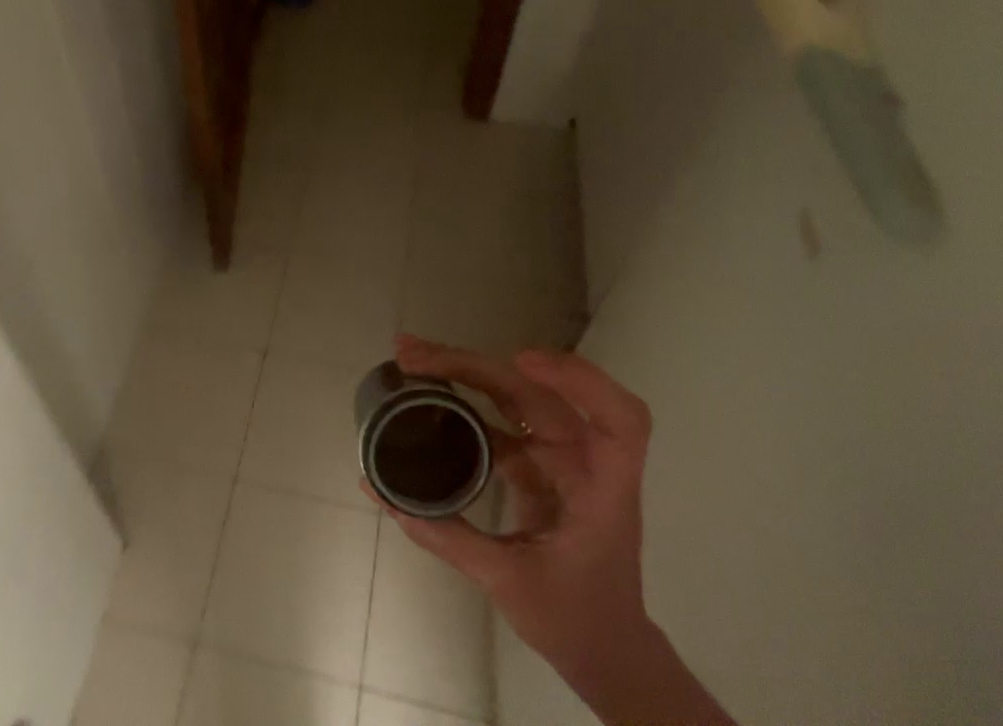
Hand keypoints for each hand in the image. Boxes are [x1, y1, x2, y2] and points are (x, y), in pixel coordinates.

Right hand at [373, 336, 734, 725]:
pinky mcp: (538, 469)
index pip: (618, 419)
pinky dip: (467, 406)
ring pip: (516, 401)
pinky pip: (502, 426)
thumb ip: (448, 538)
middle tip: (415, 355)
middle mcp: (585, 462)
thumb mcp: (509, 582)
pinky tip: (430, 395)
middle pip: (539, 395)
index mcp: (602, 488)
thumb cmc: (576, 619)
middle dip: (476, 366)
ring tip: (413, 362)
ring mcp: (561, 461)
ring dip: (466, 374)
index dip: (578, 381)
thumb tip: (384, 494)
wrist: (602, 648)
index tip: (521, 362)